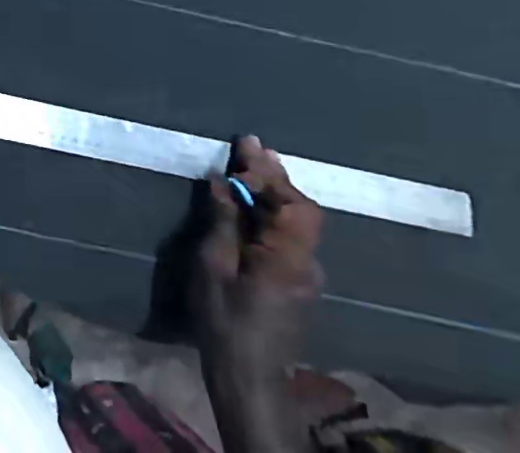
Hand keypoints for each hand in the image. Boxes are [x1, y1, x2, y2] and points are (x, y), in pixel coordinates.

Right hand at [195, 136, 323, 452]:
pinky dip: (271, 212)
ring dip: (273, 192)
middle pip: (301, 210)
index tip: (246, 149)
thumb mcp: (213, 266)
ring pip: (296, 222)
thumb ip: (222, 222)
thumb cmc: (224, 318)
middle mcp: (307, 263)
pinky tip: (251, 204)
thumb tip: (224, 183)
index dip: (272, 176)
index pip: (296, 206)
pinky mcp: (296, 282)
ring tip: (248, 165)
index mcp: (288, 259)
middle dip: (273, 177)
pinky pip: (288, 236)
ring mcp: (305, 275)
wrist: (247, 374)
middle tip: (247, 146)